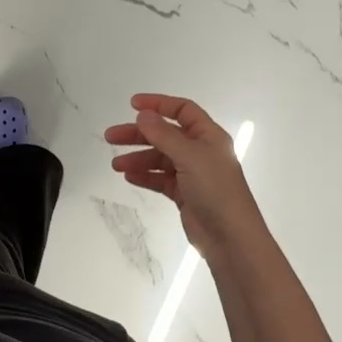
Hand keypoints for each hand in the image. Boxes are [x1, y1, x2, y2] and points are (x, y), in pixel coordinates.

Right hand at [105, 94, 266, 254]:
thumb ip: (164, 135)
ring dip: (138, 158)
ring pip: (160, 158)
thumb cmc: (215, 189)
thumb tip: (143, 115)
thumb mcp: (189, 156)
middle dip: (138, 135)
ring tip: (115, 165)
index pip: (182, 110)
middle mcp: (201, 151)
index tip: (132, 105)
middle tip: (111, 137)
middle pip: (165, 135)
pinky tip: (129, 177)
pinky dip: (145, 176)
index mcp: (208, 136)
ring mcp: (192, 174)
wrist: (230, 237)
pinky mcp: (185, 194)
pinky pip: (161, 179)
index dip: (159, 104)